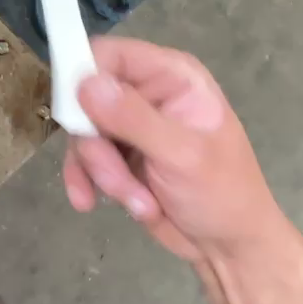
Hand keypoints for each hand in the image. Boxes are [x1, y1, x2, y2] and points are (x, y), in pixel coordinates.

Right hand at [62, 37, 288, 264]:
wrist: (229, 248)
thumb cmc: (224, 195)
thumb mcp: (183, 156)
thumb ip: (134, 118)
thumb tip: (84, 83)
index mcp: (170, 77)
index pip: (109, 54)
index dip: (83, 78)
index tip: (73, 115)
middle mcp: (145, 92)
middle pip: (86, 97)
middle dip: (96, 145)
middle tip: (116, 176)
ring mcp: (127, 123)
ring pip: (82, 132)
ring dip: (99, 171)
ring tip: (136, 202)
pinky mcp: (114, 152)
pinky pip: (80, 156)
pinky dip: (84, 180)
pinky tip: (90, 202)